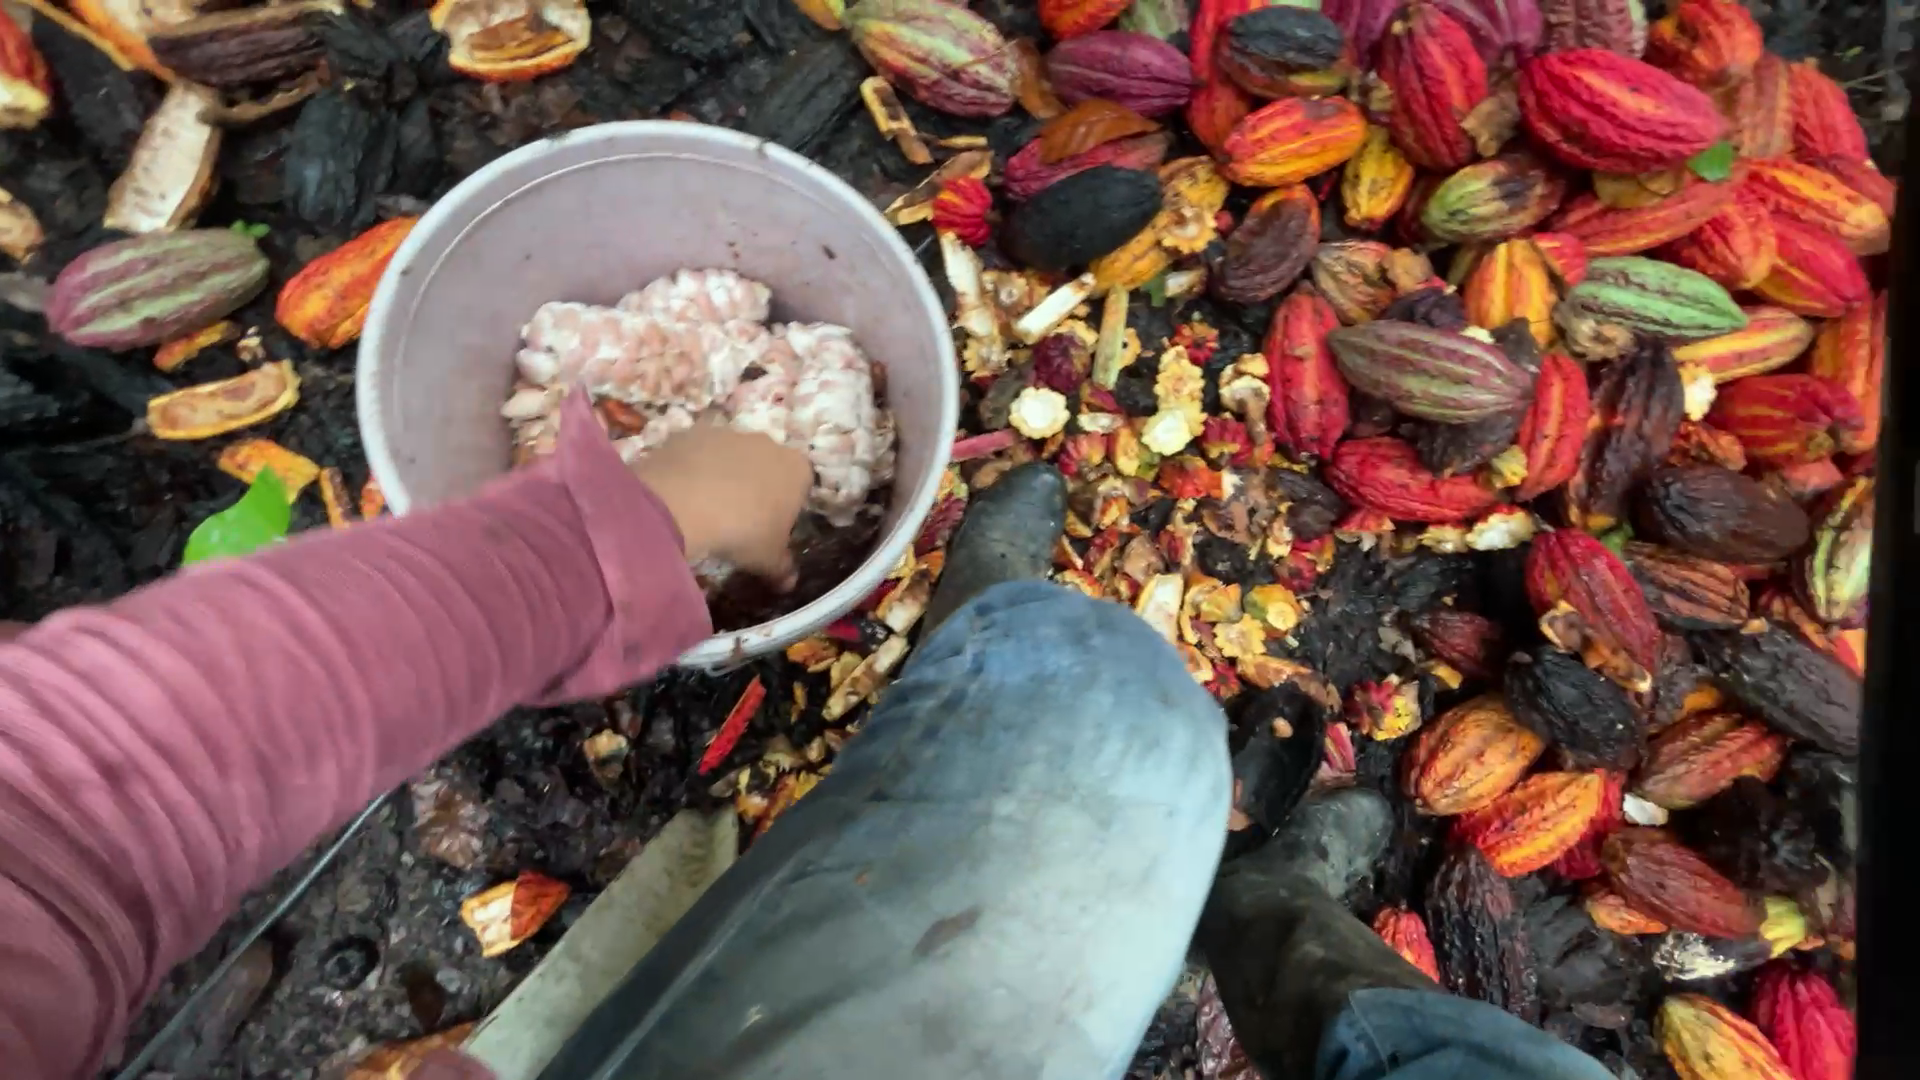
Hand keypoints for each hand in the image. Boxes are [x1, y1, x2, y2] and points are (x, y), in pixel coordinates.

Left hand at [631, 424, 814, 588]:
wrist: (683, 503)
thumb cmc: (743, 532)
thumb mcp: (767, 560)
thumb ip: (782, 569)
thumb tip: (788, 584)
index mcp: (798, 470)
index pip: (801, 485)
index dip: (787, 506)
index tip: (771, 527)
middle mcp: (769, 443)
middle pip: (768, 465)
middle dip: (757, 486)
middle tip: (739, 519)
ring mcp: (730, 433)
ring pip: (732, 457)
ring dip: (724, 476)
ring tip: (706, 508)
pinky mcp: (694, 431)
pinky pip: (699, 453)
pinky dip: (694, 469)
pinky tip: (682, 495)